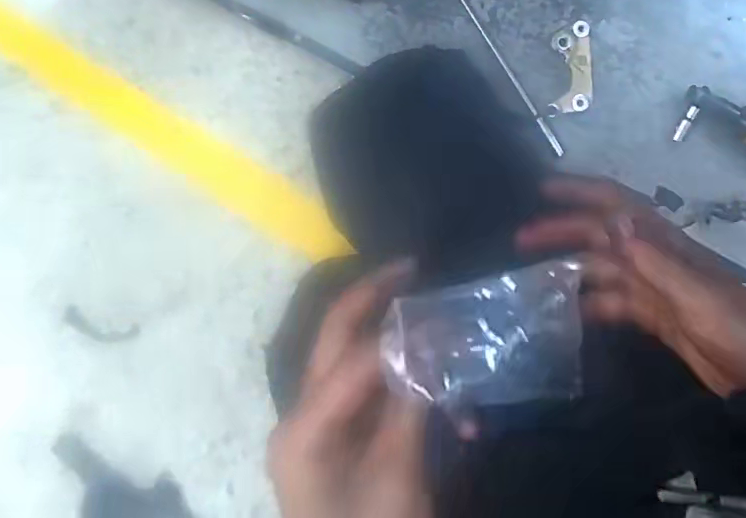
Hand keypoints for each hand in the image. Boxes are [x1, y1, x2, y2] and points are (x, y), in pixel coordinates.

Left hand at [269, 260, 432, 517]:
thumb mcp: (398, 479)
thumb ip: (411, 401)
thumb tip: (430, 338)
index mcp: (303, 427)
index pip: (356, 358)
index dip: (401, 333)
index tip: (444, 311)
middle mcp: (301, 414)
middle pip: (336, 336)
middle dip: (374, 295)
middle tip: (413, 266)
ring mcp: (317, 423)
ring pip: (350, 353)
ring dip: (386, 326)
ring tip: (421, 297)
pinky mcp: (337, 435)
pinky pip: (365, 383)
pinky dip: (394, 366)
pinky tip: (424, 358)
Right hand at [516, 176, 745, 397]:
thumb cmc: (734, 326)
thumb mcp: (695, 294)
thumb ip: (655, 260)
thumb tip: (614, 221)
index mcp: (661, 241)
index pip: (616, 203)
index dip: (581, 190)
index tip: (544, 188)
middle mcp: (651, 256)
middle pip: (598, 233)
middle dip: (561, 230)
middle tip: (522, 238)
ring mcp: (651, 286)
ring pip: (599, 267)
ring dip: (568, 268)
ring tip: (532, 279)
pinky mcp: (652, 315)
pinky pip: (611, 301)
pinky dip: (587, 303)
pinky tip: (565, 313)